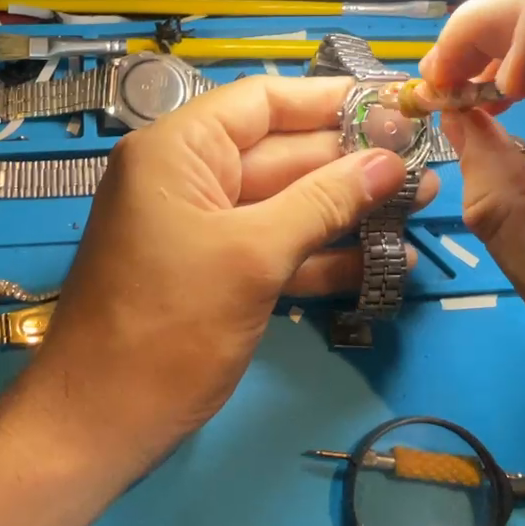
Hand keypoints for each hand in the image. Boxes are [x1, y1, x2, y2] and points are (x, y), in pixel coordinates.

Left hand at [0, 75, 437, 477]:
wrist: (99, 424)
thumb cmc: (167, 327)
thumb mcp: (251, 256)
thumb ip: (322, 202)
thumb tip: (389, 162)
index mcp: (180, 151)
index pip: (262, 102)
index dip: (330, 101)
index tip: (394, 104)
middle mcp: (191, 179)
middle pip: (283, 154)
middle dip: (353, 162)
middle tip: (425, 164)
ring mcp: (204, 231)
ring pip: (286, 206)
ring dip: (349, 210)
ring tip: (422, 206)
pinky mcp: (218, 276)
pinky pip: (277, 250)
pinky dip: (323, 257)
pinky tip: (383, 262)